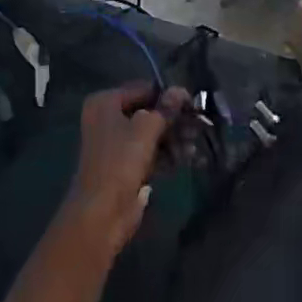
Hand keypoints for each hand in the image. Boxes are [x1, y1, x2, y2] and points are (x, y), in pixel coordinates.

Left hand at [55, 83, 188, 256]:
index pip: (141, 89)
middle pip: (146, 112)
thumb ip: (164, 110)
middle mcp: (107, 119)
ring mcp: (114, 144)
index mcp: (105, 102)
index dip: (167, 95)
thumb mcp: (145, 129)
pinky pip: (148, 153)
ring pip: (149, 134)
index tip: (192, 102)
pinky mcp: (124, 166)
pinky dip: (166, 154)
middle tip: (198, 123)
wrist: (102, 211)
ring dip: (173, 138)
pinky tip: (188, 157)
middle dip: (173, 119)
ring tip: (196, 142)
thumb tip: (180, 91)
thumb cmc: (120, 161)